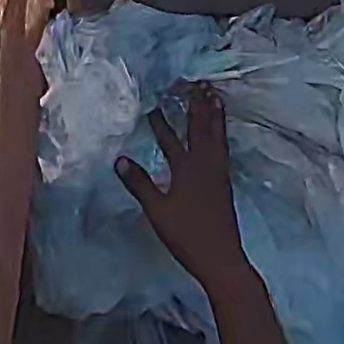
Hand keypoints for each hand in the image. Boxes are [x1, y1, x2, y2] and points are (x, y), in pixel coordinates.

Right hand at [117, 86, 252, 289]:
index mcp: (188, 167)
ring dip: (214, 115)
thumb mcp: (157, 209)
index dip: (163, 118)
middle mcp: (206, 164)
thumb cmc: (187, 234)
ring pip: (216, 136)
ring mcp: (218, 173)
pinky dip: (219, 133)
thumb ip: (139, 183)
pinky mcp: (224, 183)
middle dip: (199, 104)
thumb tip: (118, 159)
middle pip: (203, 127)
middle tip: (199, 83)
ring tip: (214, 98)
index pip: (173, 136)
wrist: (222, 260)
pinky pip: (222, 148)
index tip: (156, 99)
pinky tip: (216, 136)